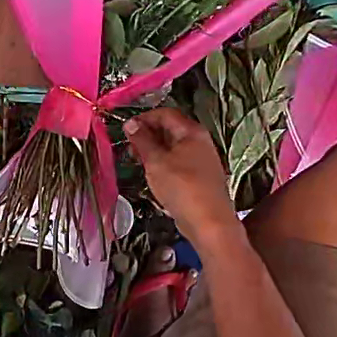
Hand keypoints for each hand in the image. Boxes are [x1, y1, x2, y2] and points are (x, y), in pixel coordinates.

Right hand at [124, 108, 240, 246]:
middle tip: (130, 147)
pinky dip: (164, 163)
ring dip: (154, 150)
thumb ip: (142, 140)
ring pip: (174, 146)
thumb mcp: (156, 162)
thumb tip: (131, 123)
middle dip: (148, 135)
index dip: (144, 118)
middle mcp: (200, 141)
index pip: (165, 114)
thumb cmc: (182, 188)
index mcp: (192, 132)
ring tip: (139, 161)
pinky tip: (154, 174)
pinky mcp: (201, 176)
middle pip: (170, 129)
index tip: (127, 129)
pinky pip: (179, 161)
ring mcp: (202, 159)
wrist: (209, 223)